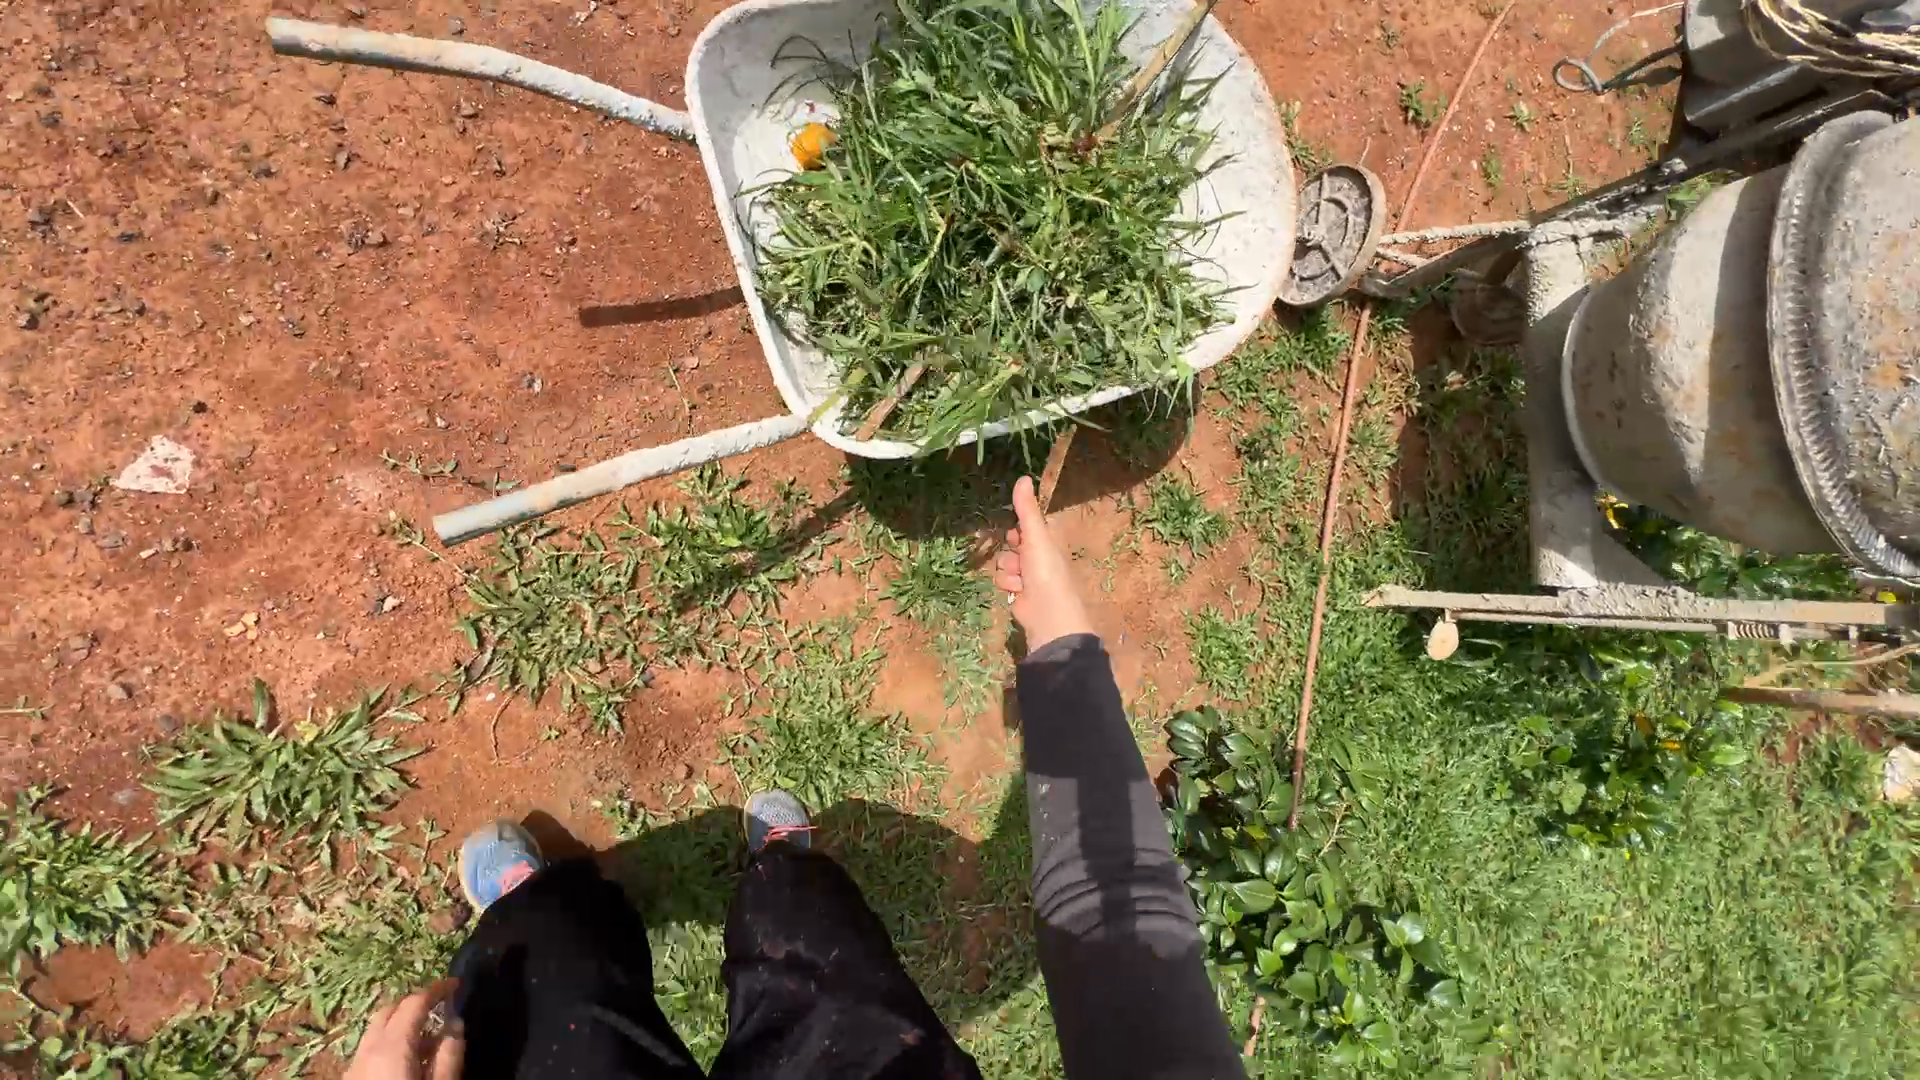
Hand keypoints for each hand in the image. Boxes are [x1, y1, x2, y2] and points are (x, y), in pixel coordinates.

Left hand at [344, 979, 464, 1079]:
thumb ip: (451, 1052)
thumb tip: (455, 1023)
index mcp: (393, 1045)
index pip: (415, 1001)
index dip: (438, 987)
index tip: (457, 984)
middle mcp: (368, 1049)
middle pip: (389, 1010)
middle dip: (414, 1001)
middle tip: (438, 1004)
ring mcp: (353, 1066)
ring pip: (376, 1030)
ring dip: (400, 1023)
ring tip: (425, 1036)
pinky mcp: (349, 1079)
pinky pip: (368, 1049)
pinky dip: (388, 1042)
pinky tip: (403, 1059)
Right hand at [994, 475, 1093, 650]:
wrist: (1048, 616)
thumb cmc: (1047, 573)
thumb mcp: (1036, 537)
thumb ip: (1027, 510)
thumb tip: (1023, 477)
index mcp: (1049, 540)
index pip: (1028, 525)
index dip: (1020, 528)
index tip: (1018, 532)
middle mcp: (1039, 556)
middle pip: (1012, 542)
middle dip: (1012, 549)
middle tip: (1020, 555)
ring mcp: (1028, 575)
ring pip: (1004, 561)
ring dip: (1008, 569)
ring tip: (1021, 579)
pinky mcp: (1017, 591)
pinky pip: (1002, 579)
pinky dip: (1007, 584)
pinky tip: (1017, 592)